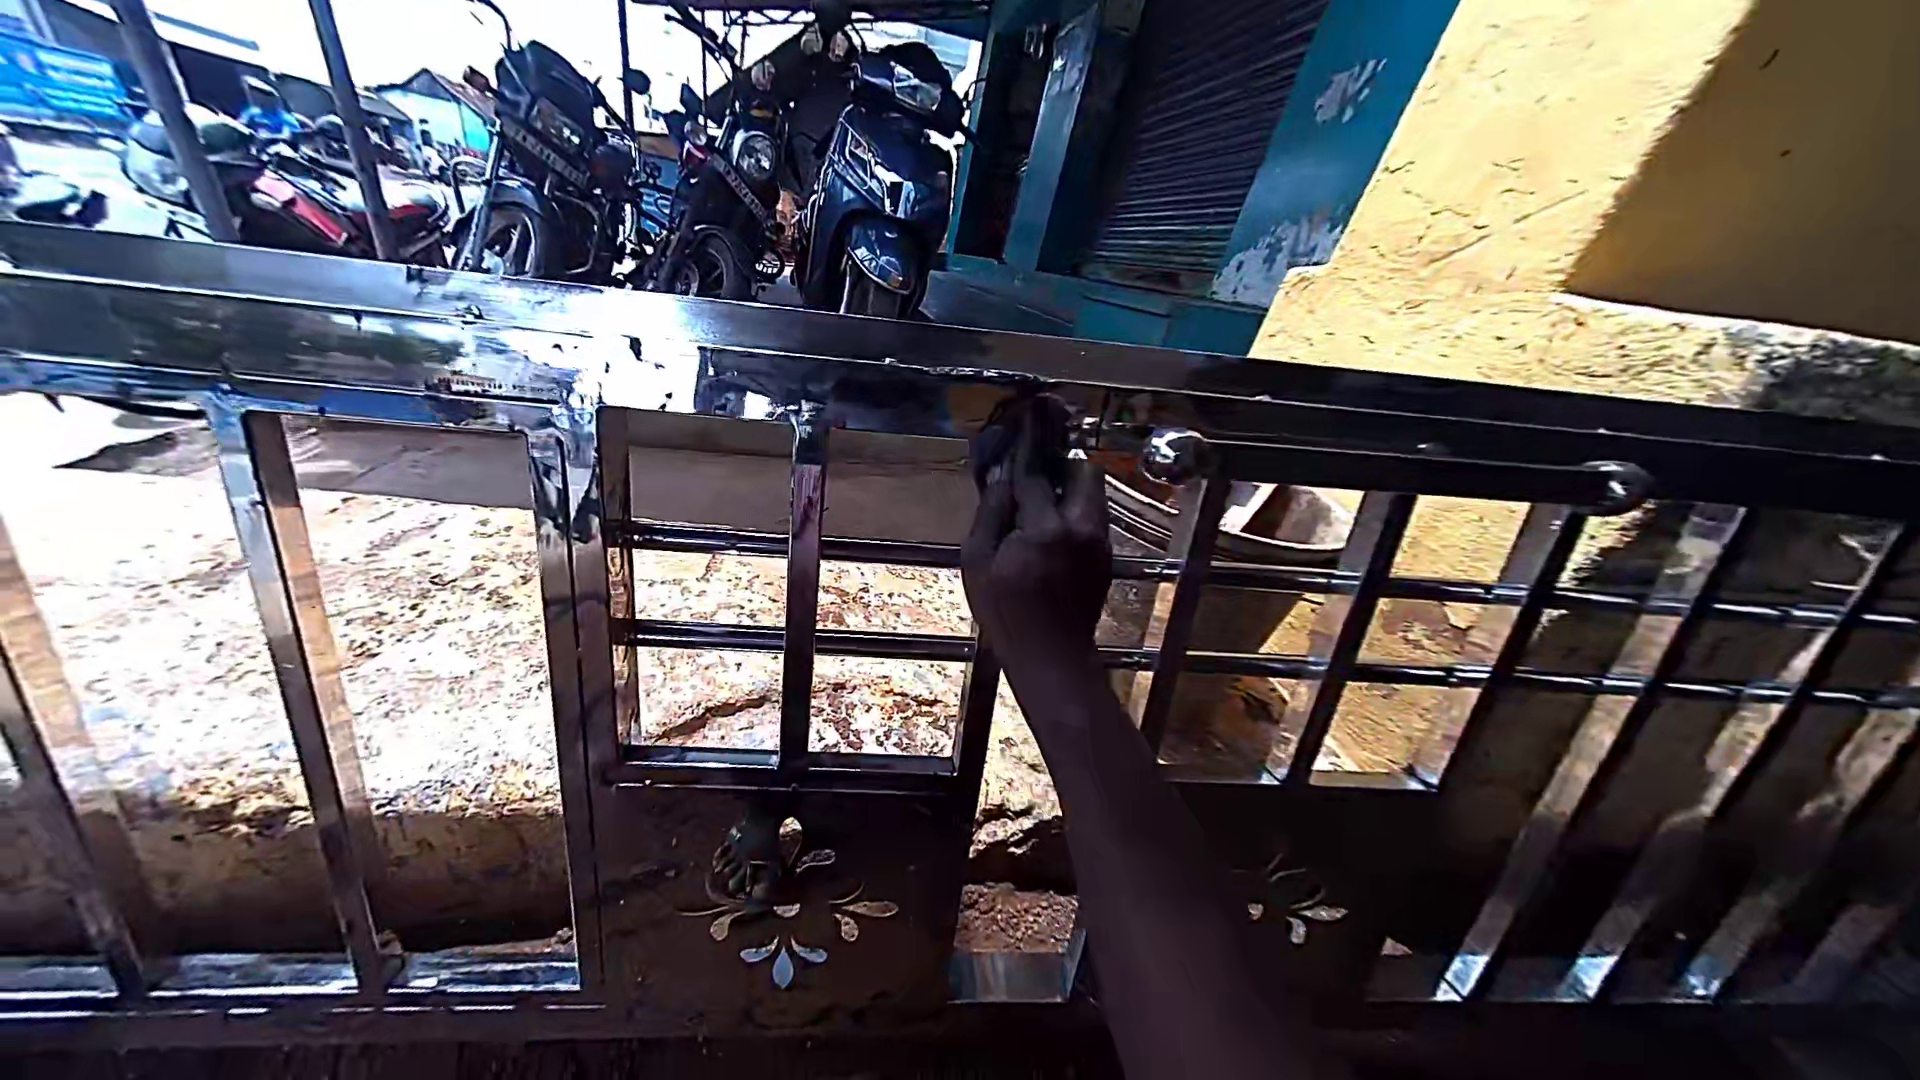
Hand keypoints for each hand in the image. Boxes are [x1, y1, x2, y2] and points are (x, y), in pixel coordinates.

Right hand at [962, 399, 1111, 678]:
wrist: (1051, 656)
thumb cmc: (1005, 613)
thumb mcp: (978, 562)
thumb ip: (990, 513)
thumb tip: (1002, 477)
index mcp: (1046, 529)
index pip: (1035, 474)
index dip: (1027, 445)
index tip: (1026, 417)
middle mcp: (1082, 528)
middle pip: (1084, 471)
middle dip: (1061, 464)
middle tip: (1036, 474)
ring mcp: (1100, 542)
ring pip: (1093, 492)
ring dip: (1069, 487)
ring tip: (1041, 503)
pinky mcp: (1106, 555)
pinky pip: (1094, 515)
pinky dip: (1075, 510)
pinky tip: (1052, 530)